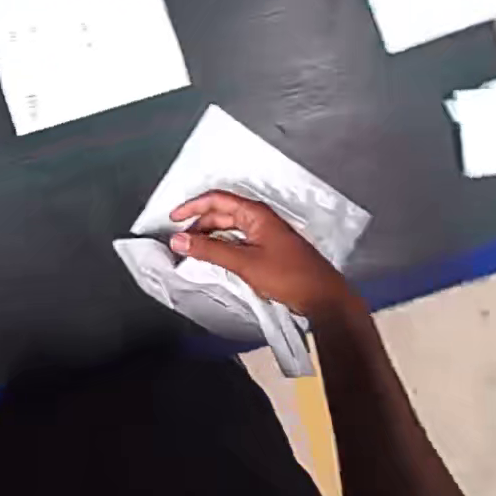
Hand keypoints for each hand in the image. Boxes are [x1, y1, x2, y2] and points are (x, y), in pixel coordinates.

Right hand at [168, 190, 360, 318]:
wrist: (322, 296)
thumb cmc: (288, 275)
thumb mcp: (244, 262)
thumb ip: (209, 250)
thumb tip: (178, 240)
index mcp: (255, 213)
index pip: (216, 199)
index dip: (192, 206)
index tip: (173, 218)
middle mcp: (259, 218)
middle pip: (221, 213)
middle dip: (198, 224)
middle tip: (179, 240)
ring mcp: (264, 232)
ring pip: (229, 228)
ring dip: (209, 236)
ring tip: (191, 250)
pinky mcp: (267, 247)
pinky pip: (237, 239)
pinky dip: (221, 245)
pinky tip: (212, 257)